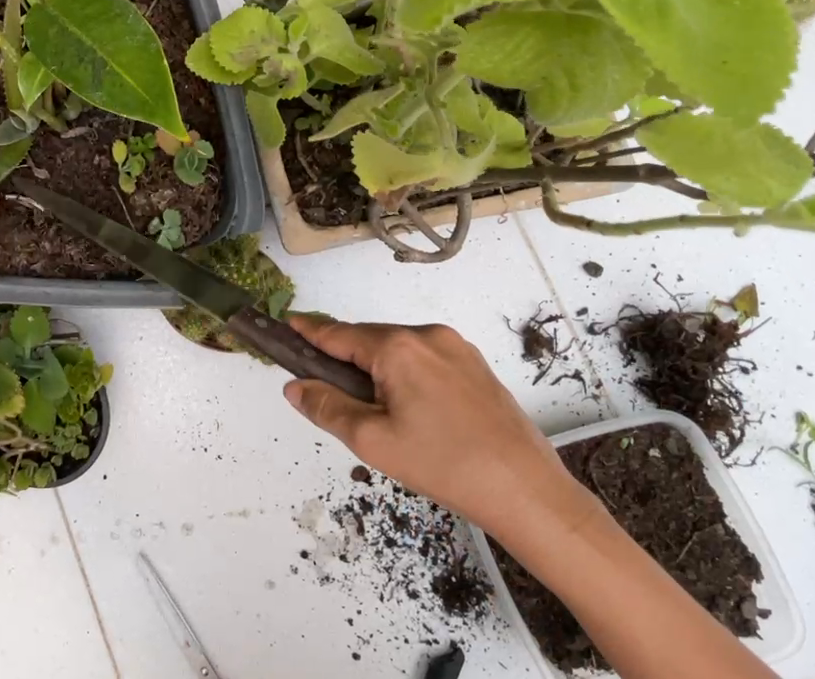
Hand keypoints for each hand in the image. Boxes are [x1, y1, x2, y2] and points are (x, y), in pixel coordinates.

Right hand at [281, 316, 592, 540]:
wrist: (528, 492)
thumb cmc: (444, 465)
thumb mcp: (371, 441)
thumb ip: (326, 407)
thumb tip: (295, 387)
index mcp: (398, 347)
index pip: (338, 334)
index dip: (309, 331)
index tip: (286, 324)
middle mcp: (428, 336)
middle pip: (369, 340)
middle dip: (342, 356)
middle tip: (322, 384)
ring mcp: (457, 350)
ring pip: (397, 350)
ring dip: (374, 368)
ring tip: (368, 408)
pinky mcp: (477, 368)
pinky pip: (424, 360)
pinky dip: (403, 374)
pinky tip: (404, 407)